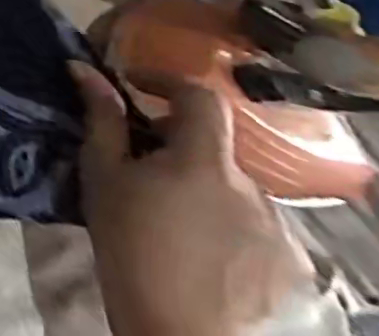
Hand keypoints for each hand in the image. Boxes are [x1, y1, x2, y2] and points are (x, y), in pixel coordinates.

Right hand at [69, 61, 312, 335]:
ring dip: (201, 183)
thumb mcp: (101, 171)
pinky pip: (255, 222)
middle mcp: (255, 188)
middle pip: (214, 146)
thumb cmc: (126, 238)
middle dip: (175, 142)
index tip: (135, 83)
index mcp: (205, 162)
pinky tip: (198, 243)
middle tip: (138, 161)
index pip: (202, 99)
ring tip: (167, 209)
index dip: (168, 80)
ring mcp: (281, 229)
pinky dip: (226, 218)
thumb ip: (101, 117)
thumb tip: (84, 67)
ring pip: (234, 186)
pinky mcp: (294, 265)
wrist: (174, 325)